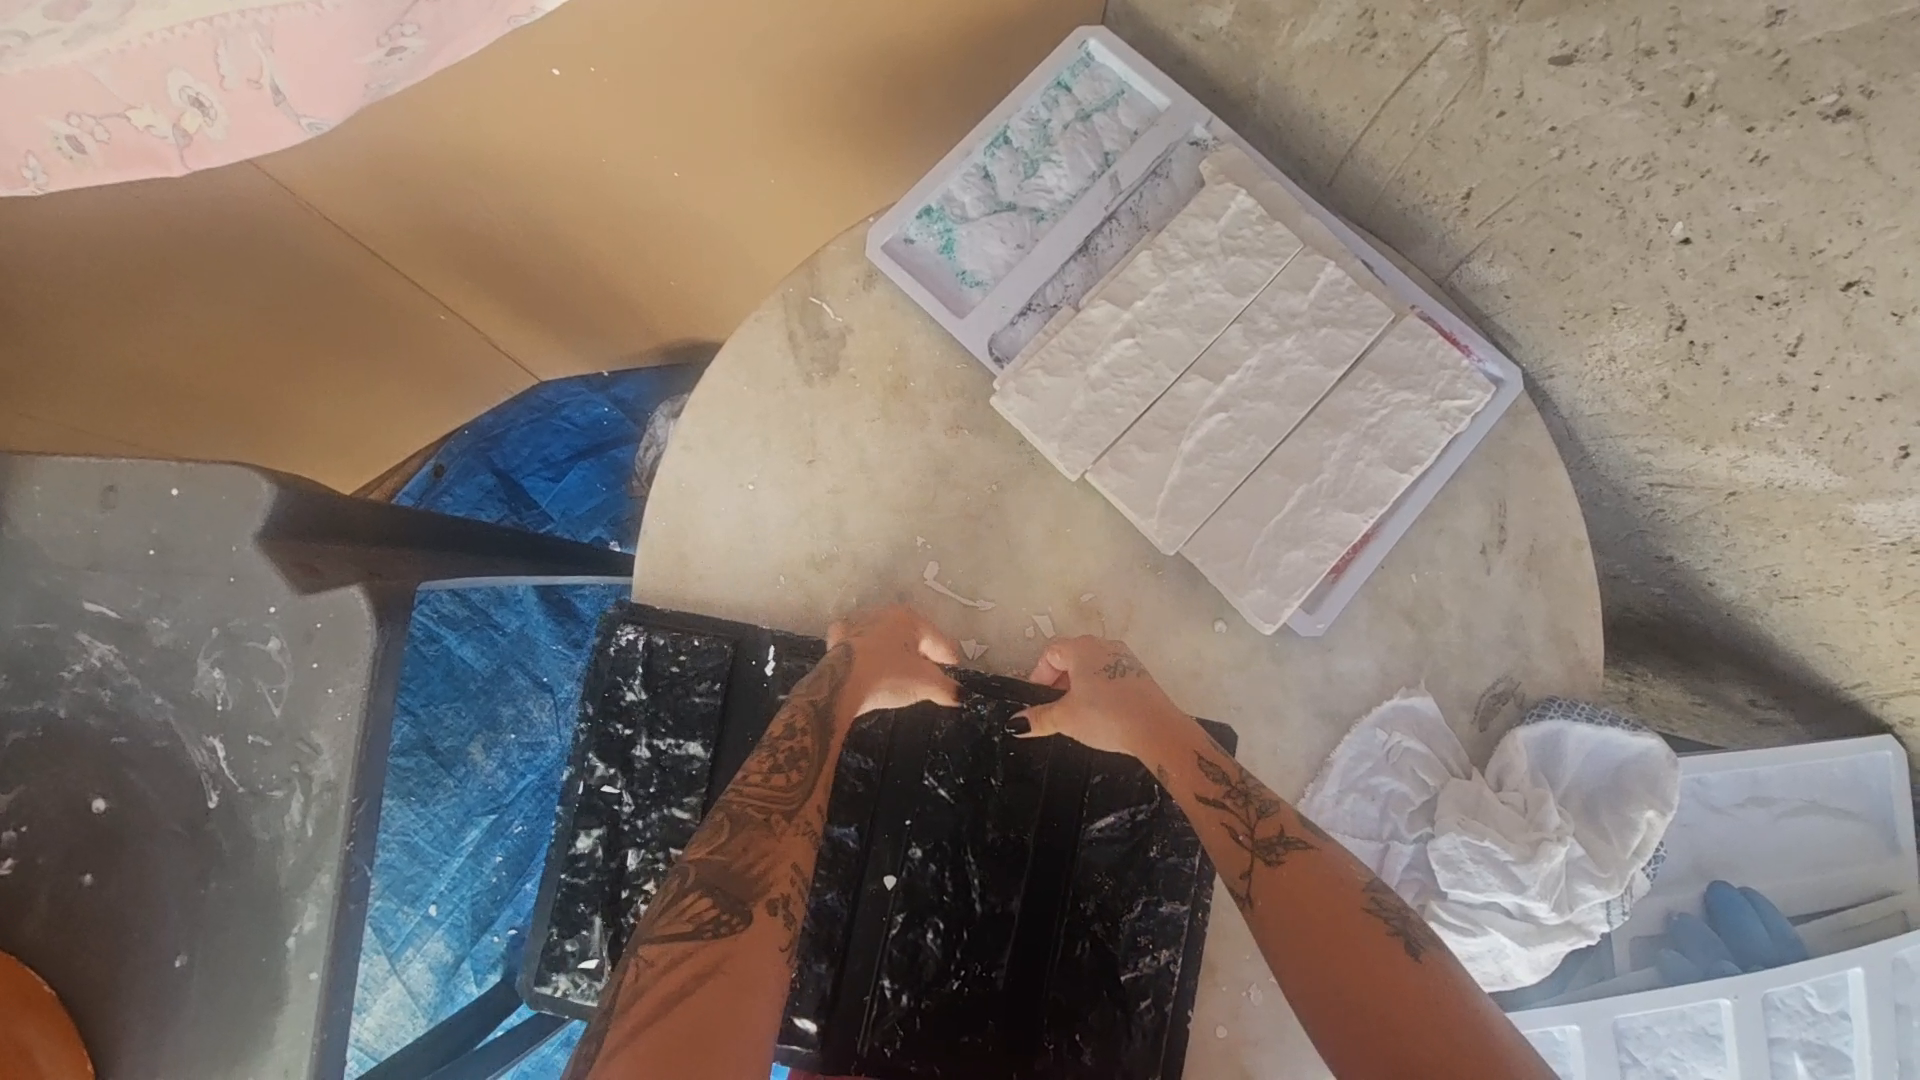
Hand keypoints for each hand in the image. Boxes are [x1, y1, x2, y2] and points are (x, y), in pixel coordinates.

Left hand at [827, 604, 960, 713]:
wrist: (841, 684)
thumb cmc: (890, 676)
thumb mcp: (925, 685)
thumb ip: (946, 688)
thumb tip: (961, 696)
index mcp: (910, 619)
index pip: (937, 639)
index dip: (948, 654)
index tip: (955, 664)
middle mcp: (884, 613)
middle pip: (911, 634)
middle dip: (922, 649)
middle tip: (931, 667)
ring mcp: (858, 623)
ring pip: (884, 635)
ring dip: (894, 648)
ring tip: (901, 666)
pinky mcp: (837, 638)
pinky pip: (859, 643)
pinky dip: (866, 650)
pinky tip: (868, 660)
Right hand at [1018, 636, 1192, 757]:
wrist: (1157, 729)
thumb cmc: (1106, 716)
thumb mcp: (1065, 719)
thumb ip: (1038, 718)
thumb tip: (1013, 724)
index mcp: (1081, 648)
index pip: (1050, 653)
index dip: (1039, 676)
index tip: (1038, 699)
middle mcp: (1103, 645)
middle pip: (1071, 657)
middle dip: (1058, 682)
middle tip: (1055, 708)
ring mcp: (1125, 658)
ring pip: (1092, 667)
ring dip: (1079, 686)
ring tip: (1077, 713)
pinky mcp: (1140, 674)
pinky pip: (1111, 676)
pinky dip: (1100, 690)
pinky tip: (1102, 714)